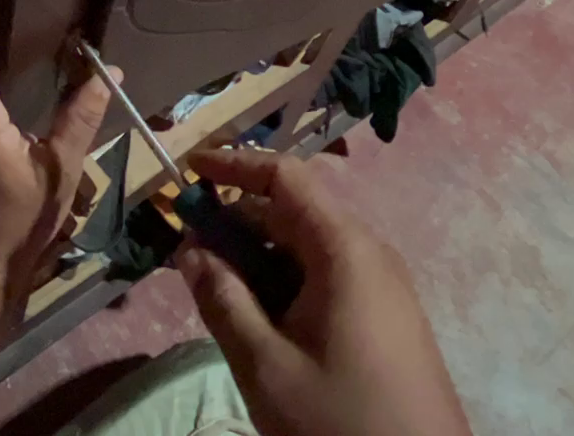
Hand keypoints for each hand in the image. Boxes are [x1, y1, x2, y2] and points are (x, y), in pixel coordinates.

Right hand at [178, 149, 470, 435]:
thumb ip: (222, 299)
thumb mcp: (265, 365)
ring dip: (257, 253)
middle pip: (293, 210)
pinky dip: (283, 278)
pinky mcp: (384, 317)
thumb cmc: (340, 422)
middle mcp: (367, 253)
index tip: (189, 170)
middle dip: (237, 219)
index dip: (234, 164)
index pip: (285, 176)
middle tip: (190, 249)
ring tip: (216, 287)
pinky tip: (258, 314)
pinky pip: (324, 274)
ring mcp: (381, 286)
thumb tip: (190, 251)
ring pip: (306, 245)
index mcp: (344, 249)